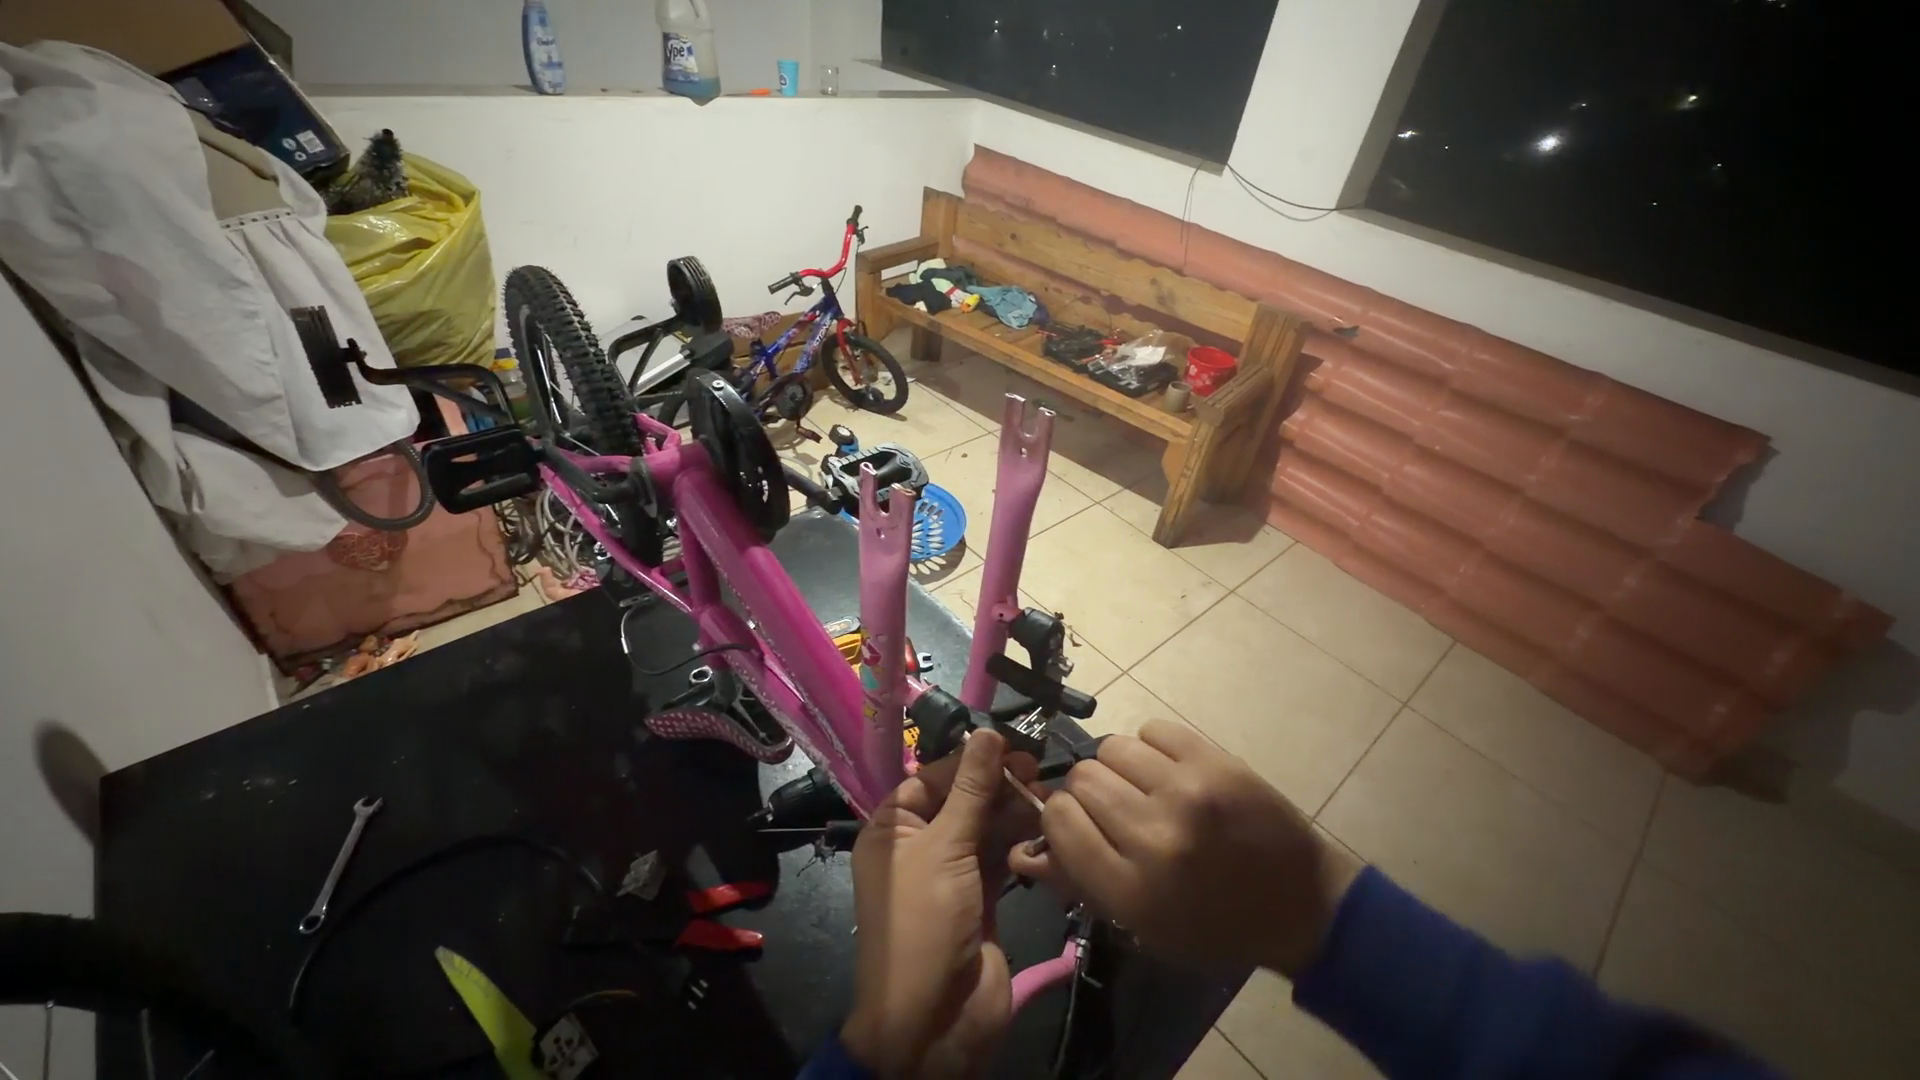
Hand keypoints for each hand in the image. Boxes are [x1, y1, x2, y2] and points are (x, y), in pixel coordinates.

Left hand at [841, 731, 1039, 1078]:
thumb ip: (972, 790)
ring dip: (1015, 812)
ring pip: (985, 828)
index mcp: (893, 830)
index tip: (1012, 745)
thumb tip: (988, 733)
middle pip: (962, 800)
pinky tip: (1047, 829)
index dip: (970, 760)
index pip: (931, 777)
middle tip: (1039, 772)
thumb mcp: (946, 849)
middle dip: (998, 785)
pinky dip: (1021, 843)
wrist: (935, 1023)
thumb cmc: (925, 924)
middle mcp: (920, 846)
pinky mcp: (981, 898)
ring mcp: (951, 874)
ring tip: (1051, 798)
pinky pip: (1001, 857)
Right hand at [1009, 720, 1360, 976]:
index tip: (1080, 823)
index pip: (1059, 820)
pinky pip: (1153, 729)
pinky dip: (1153, 748)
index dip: (1062, 818)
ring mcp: (1187, 792)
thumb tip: (1020, 850)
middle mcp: (1153, 835)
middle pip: (1082, 778)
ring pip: (1112, 748)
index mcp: (1130, 888)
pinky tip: (1171, 772)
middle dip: (1091, 793)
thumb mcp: (1141, 926)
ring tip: (1145, 788)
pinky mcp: (1216, 760)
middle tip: (1118, 809)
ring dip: (1120, 767)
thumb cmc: (1212, 926)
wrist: (1302, 906)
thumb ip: (1078, 882)